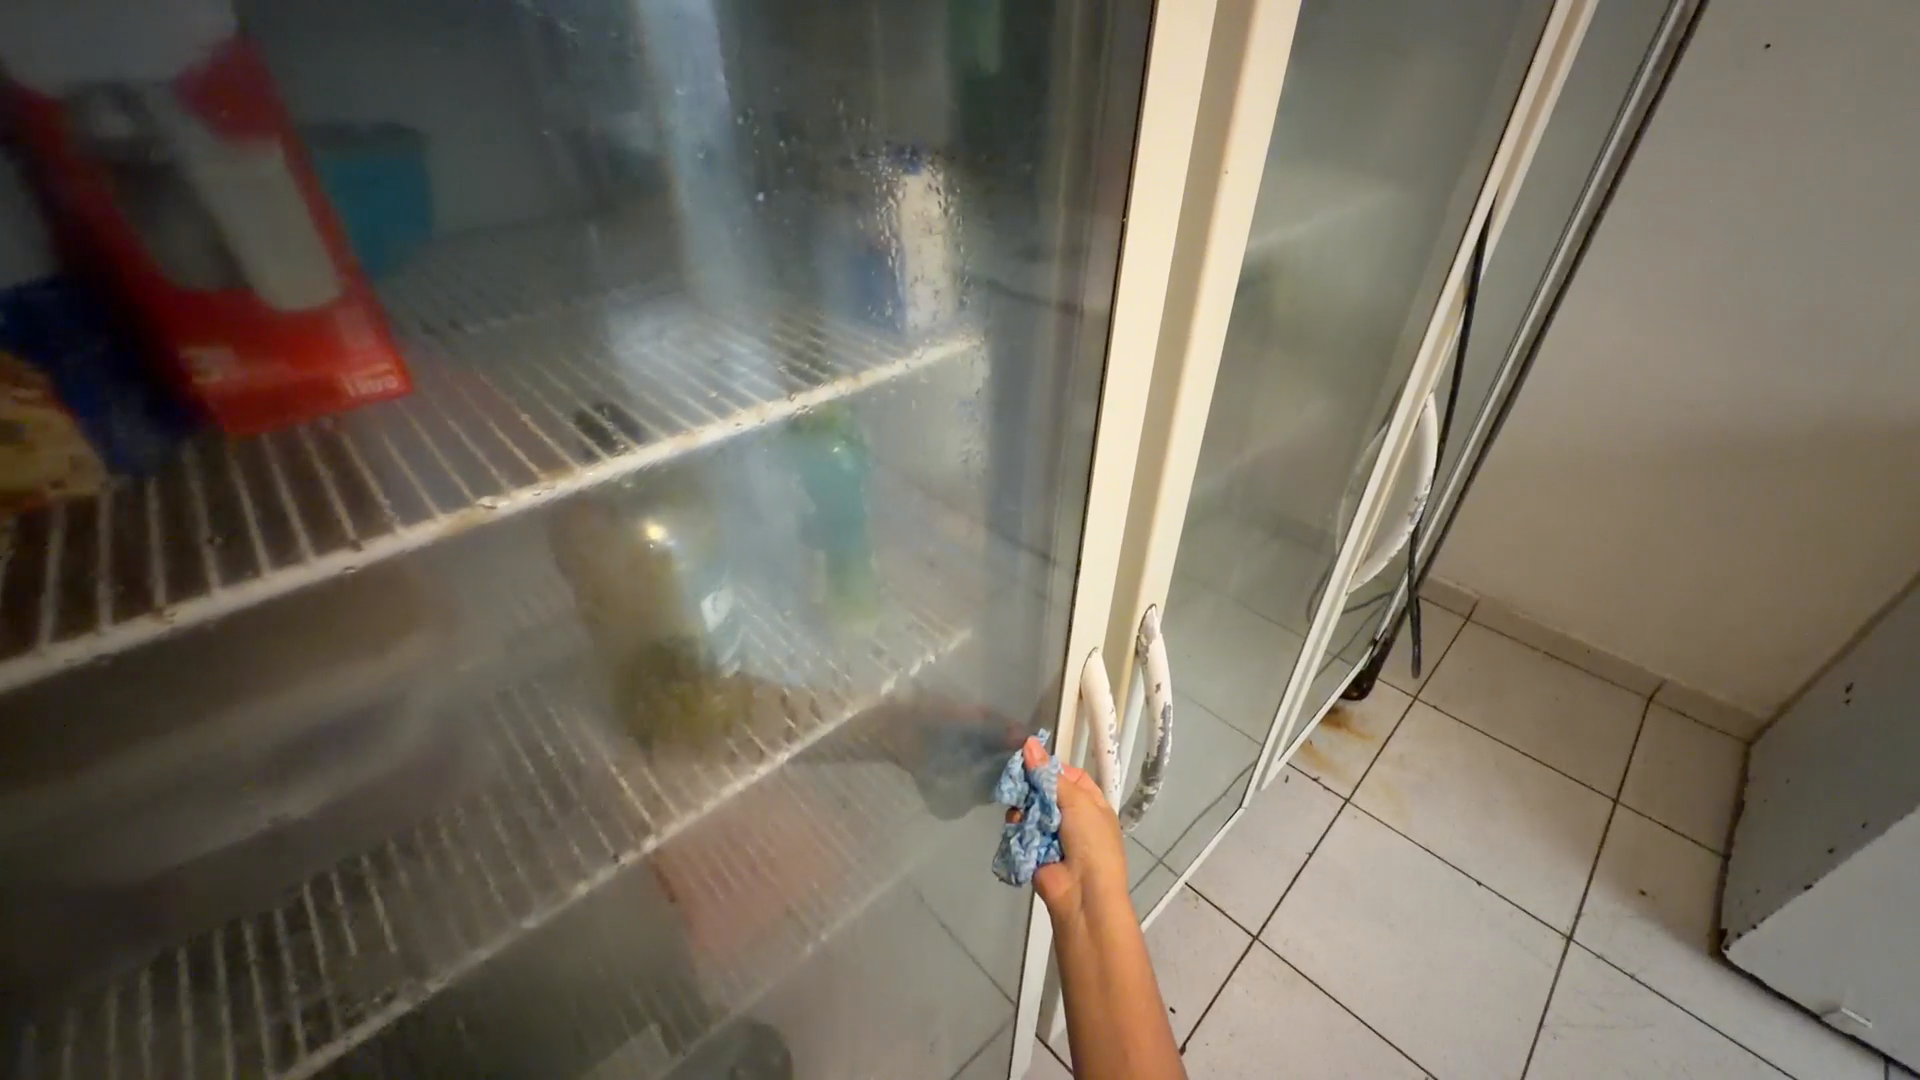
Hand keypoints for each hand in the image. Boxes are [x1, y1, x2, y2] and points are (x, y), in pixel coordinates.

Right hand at [1011, 738, 1130, 924]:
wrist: (1083, 894)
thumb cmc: (1091, 843)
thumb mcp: (1077, 802)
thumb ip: (1049, 775)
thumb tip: (1028, 743)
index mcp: (1092, 804)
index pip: (1069, 776)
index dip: (1051, 767)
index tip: (1031, 757)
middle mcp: (1073, 817)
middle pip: (1045, 791)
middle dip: (1031, 784)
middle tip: (1015, 775)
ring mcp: (1052, 834)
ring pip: (1030, 808)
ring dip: (1023, 804)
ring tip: (1017, 802)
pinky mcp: (1034, 848)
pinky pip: (1021, 828)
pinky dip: (1017, 824)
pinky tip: (1015, 821)